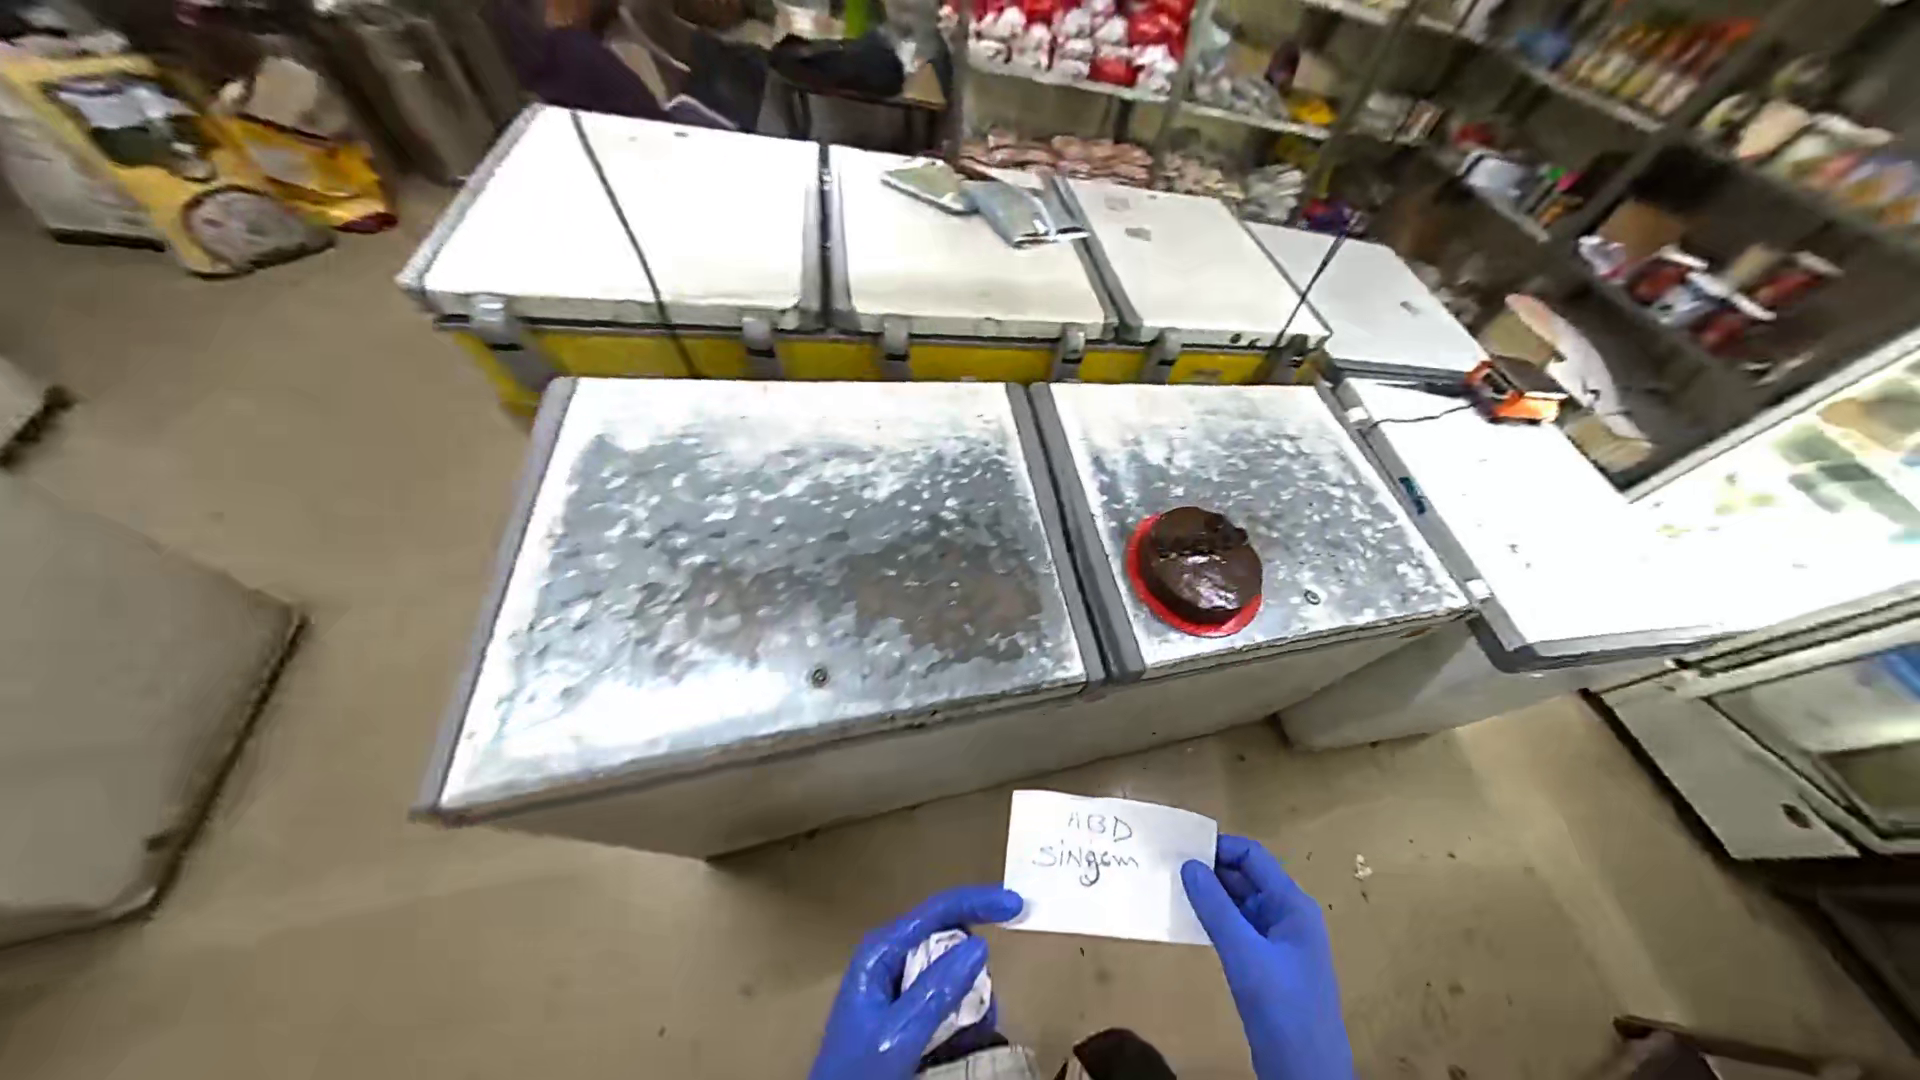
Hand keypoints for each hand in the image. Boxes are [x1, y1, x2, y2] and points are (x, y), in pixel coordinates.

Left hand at [808, 885, 1023, 1079]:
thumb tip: (980, 945)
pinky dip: (961, 1018)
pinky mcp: (904, 1007)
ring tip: (965, 1037)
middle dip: (973, 972)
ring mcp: (897, 981)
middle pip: (949, 940)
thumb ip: (937, 990)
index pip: (938, 910)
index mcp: (883, 949)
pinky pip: (946, 998)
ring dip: (969, 1002)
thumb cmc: (856, 1072)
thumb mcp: (898, 1034)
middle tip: (983, 1012)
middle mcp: (891, 956)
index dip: (979, 901)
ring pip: (952, 971)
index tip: (1016, 905)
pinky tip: (959, 1044)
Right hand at [1181, 835, 1353, 1079]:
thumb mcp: (1244, 955)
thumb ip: (1215, 907)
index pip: (1252, 856)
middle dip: (1210, 869)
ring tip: (1173, 889)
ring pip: (1240, 901)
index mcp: (1292, 905)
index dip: (1219, 847)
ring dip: (1210, 894)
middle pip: (1246, 876)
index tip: (1180, 849)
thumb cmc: (1282, 1009)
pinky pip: (1238, 926)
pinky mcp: (1268, 963)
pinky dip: (1215, 918)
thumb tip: (1187, 864)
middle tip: (1169, 867)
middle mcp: (1288, 915)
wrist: (1307, 1077)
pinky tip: (1190, 920)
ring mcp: (1279, 941)